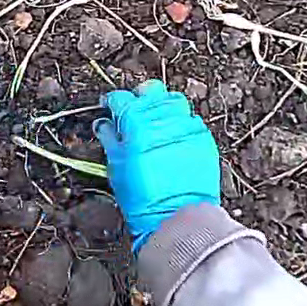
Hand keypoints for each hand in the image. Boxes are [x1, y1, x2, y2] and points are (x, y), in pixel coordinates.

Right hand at [93, 80, 220, 249]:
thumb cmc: (142, 196)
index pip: (120, 98)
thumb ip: (109, 139)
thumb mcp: (116, 166)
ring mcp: (185, 125)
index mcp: (136, 121)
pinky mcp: (202, 136)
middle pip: (150, 90)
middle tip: (135, 113)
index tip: (109, 107)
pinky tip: (173, 139)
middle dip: (140, 97)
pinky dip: (180, 125)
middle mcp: (162, 117)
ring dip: (163, 107)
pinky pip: (190, 120)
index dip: (112, 102)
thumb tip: (104, 124)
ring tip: (157, 124)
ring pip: (173, 100)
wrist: (176, 216)